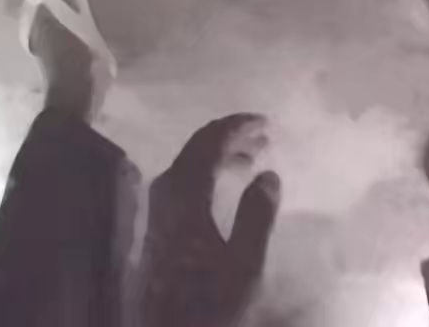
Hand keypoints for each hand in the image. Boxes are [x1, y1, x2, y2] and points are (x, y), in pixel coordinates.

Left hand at [139, 114, 280, 326]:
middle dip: (232, 134)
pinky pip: (187, 175)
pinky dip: (210, 167)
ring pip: (192, 159)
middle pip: (199, 144)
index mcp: (184, 190)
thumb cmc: (208, 306)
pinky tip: (229, 179)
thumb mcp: (243, 267)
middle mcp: (167, 186)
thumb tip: (269, 174)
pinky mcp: (160, 218)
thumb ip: (256, 216)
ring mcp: (159, 201)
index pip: (211, 140)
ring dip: (221, 150)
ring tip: (254, 155)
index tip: (266, 122)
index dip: (239, 126)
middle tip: (265, 135)